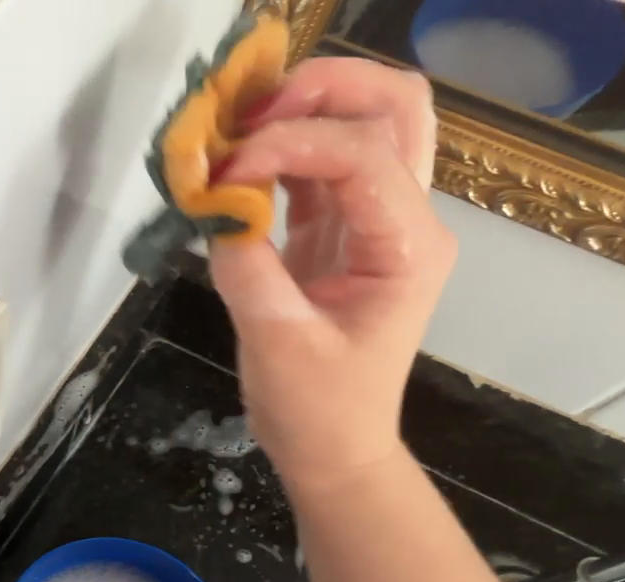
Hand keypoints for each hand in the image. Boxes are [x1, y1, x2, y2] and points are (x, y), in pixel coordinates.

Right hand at [207, 58, 455, 493]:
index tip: (226, 173)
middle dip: (323, 90)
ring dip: (305, 111)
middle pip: (393, 107)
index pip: (361, 155)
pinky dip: (282, 153)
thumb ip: (248, 270)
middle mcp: (405, 219)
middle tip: (250, 114)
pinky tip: (239, 164)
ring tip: (240, 129)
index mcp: (407, 247)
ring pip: (365, 125)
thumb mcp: (277, 344)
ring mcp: (375, 224)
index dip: (290, 146)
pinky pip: (322, 169)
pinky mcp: (338, 236)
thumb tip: (216, 209)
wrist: (333, 447)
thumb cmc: (317, 410)